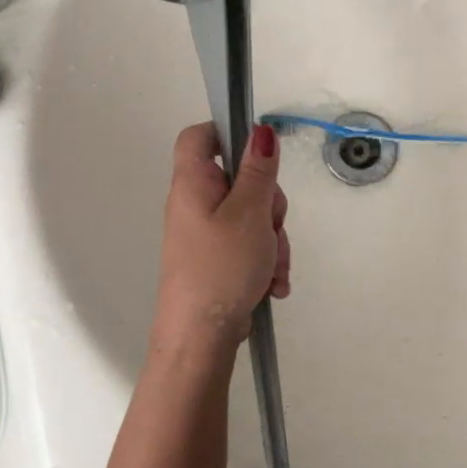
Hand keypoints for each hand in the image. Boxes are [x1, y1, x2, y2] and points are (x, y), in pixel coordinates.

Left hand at [151, 123, 290, 357]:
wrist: (200, 336)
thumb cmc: (221, 266)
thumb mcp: (249, 213)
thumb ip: (258, 170)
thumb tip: (260, 131)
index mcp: (193, 182)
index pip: (200, 136)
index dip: (228, 133)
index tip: (258, 155)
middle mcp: (195, 203)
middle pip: (240, 180)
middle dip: (269, 205)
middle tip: (273, 226)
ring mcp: (206, 233)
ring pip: (252, 216)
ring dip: (272, 240)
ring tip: (273, 268)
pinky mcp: (217, 259)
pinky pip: (249, 245)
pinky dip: (264, 261)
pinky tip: (273, 284)